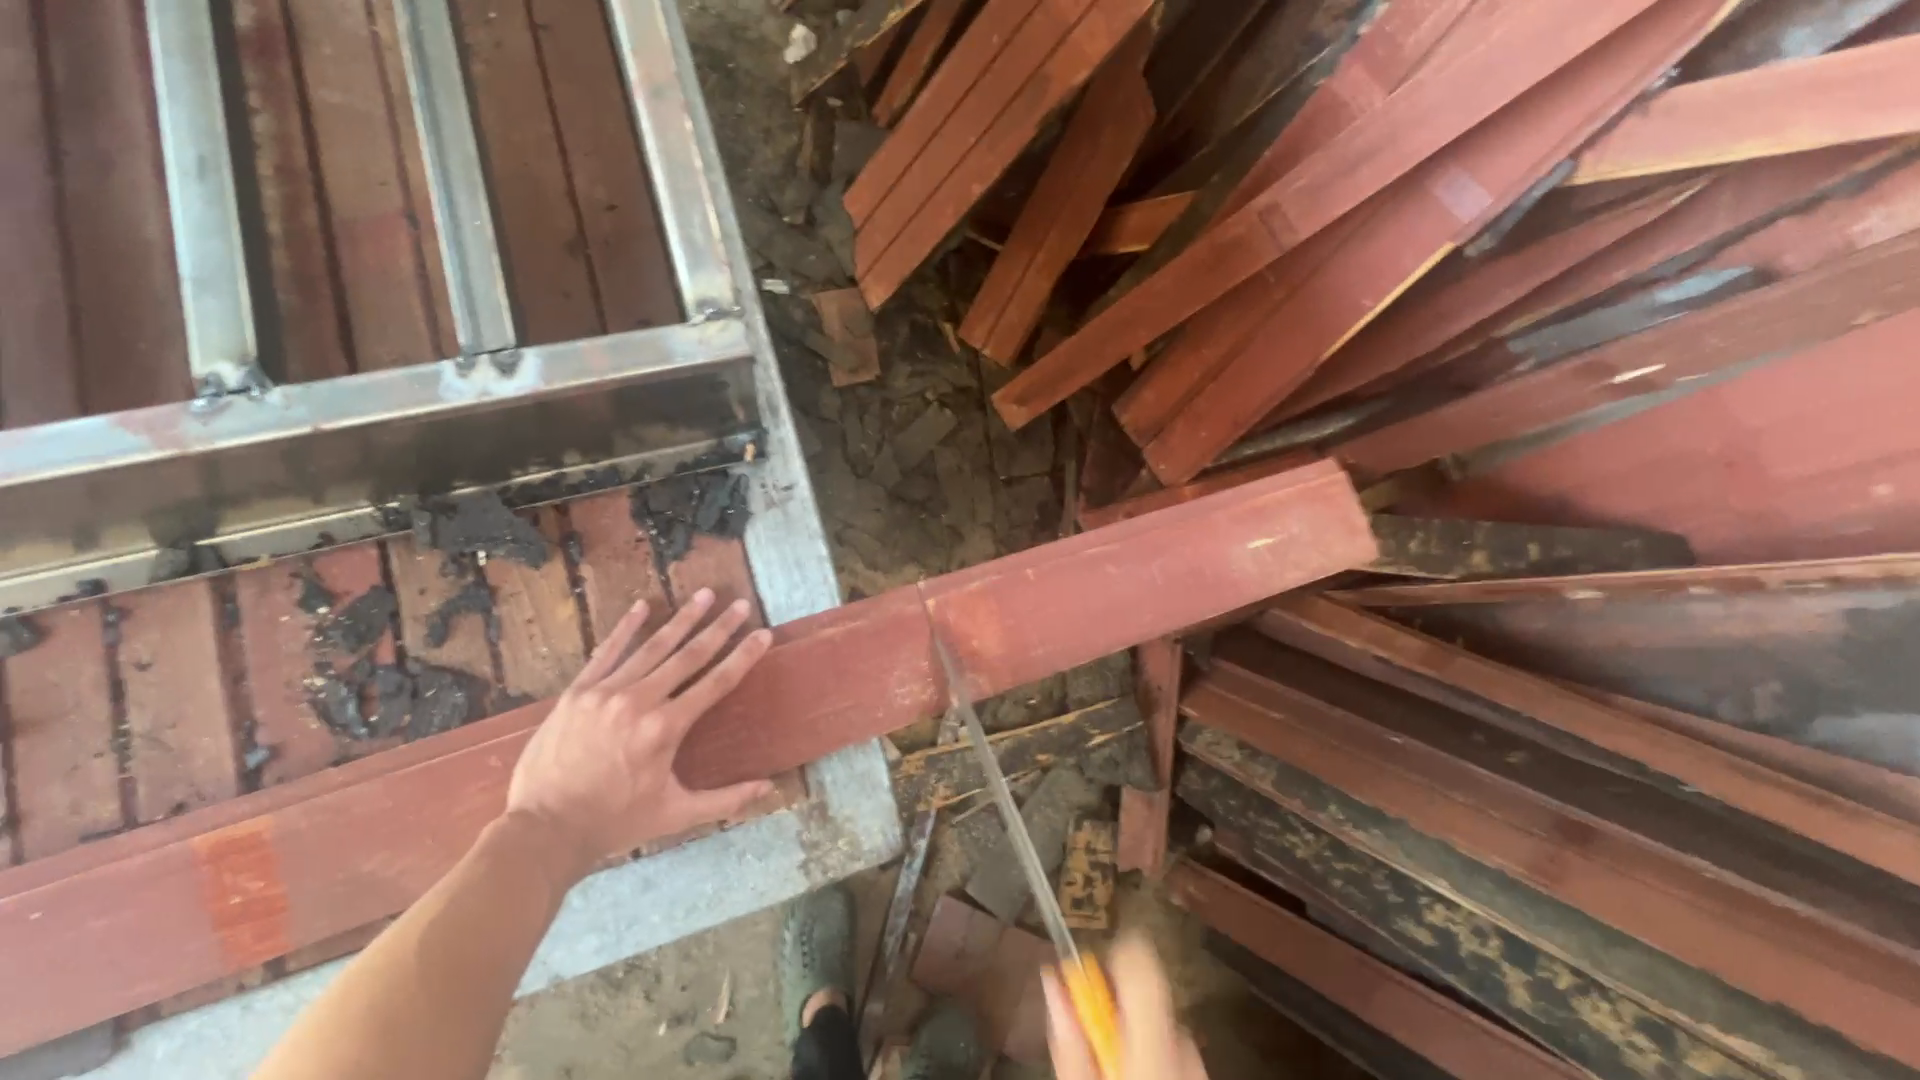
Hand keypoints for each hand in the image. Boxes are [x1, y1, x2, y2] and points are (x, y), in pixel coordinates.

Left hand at [505, 589, 775, 877]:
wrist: (545, 827)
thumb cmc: (616, 822)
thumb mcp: (676, 814)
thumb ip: (725, 800)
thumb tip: (769, 789)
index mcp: (665, 729)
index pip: (716, 683)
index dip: (743, 657)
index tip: (763, 634)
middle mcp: (639, 702)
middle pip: (688, 656)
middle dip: (718, 628)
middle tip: (740, 604)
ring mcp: (605, 693)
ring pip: (651, 648)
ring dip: (681, 620)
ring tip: (704, 595)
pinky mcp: (578, 693)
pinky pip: (607, 653)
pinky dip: (626, 629)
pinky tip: (642, 606)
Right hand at [1042, 934, 1207, 1079]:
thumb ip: (1069, 1042)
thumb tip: (1053, 979)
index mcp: (1153, 1045)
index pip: (1141, 964)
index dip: (1114, 956)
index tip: (1088, 978)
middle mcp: (1186, 1049)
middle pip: (1149, 1003)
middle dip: (1118, 1022)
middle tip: (1092, 1062)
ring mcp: (1199, 1069)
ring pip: (1164, 1036)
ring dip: (1138, 1050)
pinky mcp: (1201, 1077)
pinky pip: (1179, 1061)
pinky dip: (1158, 1069)